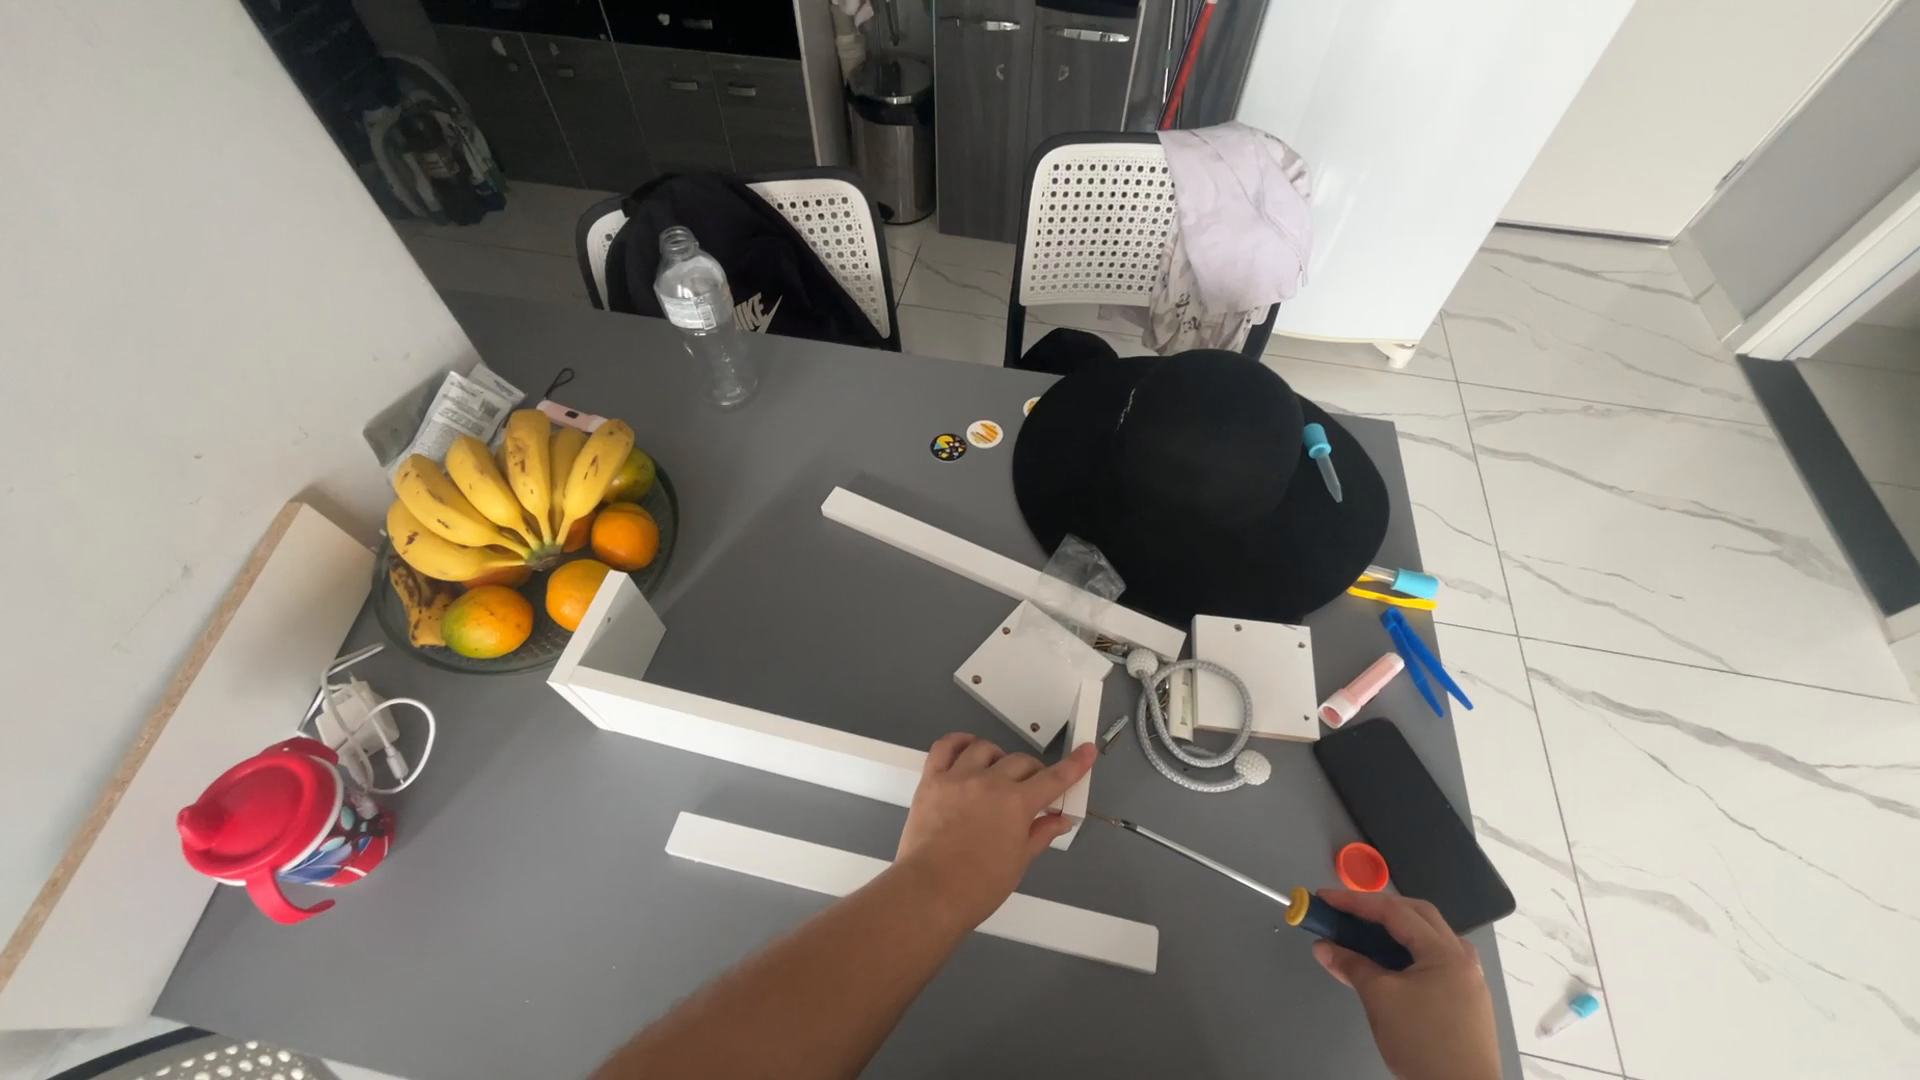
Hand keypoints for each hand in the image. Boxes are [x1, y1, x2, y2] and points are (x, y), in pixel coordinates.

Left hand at [893, 734, 1094, 930]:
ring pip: (985, 749)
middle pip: (1021, 761)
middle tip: (1032, 791)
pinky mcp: (931, 780)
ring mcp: (958, 777)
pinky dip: (958, 742)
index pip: (1053, 778)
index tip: (1087, 751)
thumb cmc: (978, 886)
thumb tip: (1060, 820)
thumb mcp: (1018, 862)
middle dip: (1033, 773)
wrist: (929, 893)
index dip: (1074, 765)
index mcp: (1016, 804)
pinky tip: (967, 748)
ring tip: (998, 774)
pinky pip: (945, 747)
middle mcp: (990, 782)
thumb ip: (1040, 833)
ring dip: (999, 758)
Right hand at [1311, 889, 1499, 1079]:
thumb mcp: (1379, 998)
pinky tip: (1391, 963)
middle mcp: (1463, 960)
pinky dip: (1409, 950)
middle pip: (1418, 915)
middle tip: (1348, 911)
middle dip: (1379, 907)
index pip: (1394, 912)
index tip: (1324, 899)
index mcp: (1446, 953)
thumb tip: (1323, 947)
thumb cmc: (1421, 1043)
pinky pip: (1435, 959)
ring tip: (1367, 934)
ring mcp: (1469, 981)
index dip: (1354, 901)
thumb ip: (1350, 964)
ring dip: (1397, 928)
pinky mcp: (1468, 1001)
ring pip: (1430, 936)